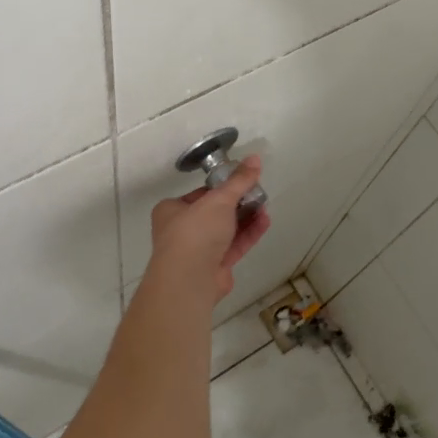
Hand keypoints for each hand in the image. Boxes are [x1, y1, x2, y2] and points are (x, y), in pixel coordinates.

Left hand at [148, 155, 269, 302]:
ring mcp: (198, 251)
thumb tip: (255, 158)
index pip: (200, 194)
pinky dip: (248, 235)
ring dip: (246, 219)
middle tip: (258, 194)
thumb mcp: (219, 199)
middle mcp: (181, 230)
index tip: (242, 182)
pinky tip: (265, 222)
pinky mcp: (214, 267)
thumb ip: (239, 180)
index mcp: (172, 210)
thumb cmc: (196, 231)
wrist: (190, 279)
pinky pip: (233, 246)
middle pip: (215, 213)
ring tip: (265, 207)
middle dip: (238, 204)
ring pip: (226, 231)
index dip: (222, 187)